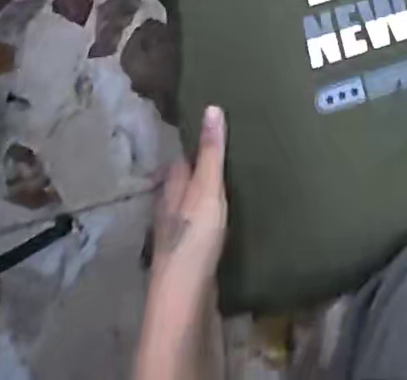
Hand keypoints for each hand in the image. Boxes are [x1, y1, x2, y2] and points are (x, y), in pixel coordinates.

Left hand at [150, 105, 227, 297]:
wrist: (185, 300)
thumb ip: (211, 152)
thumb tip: (211, 106)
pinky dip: (213, 221)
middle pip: (186, 183)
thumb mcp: (207, 188)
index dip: (197, 144)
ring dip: (208, 198)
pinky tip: (229, 223)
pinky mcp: (190, 258)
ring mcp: (178, 235)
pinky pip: (202, 230)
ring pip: (193, 207)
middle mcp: (170, 208)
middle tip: (234, 156)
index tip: (218, 131)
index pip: (182, 158)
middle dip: (204, 171)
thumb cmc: (194, 237)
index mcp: (172, 187)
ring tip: (236, 185)